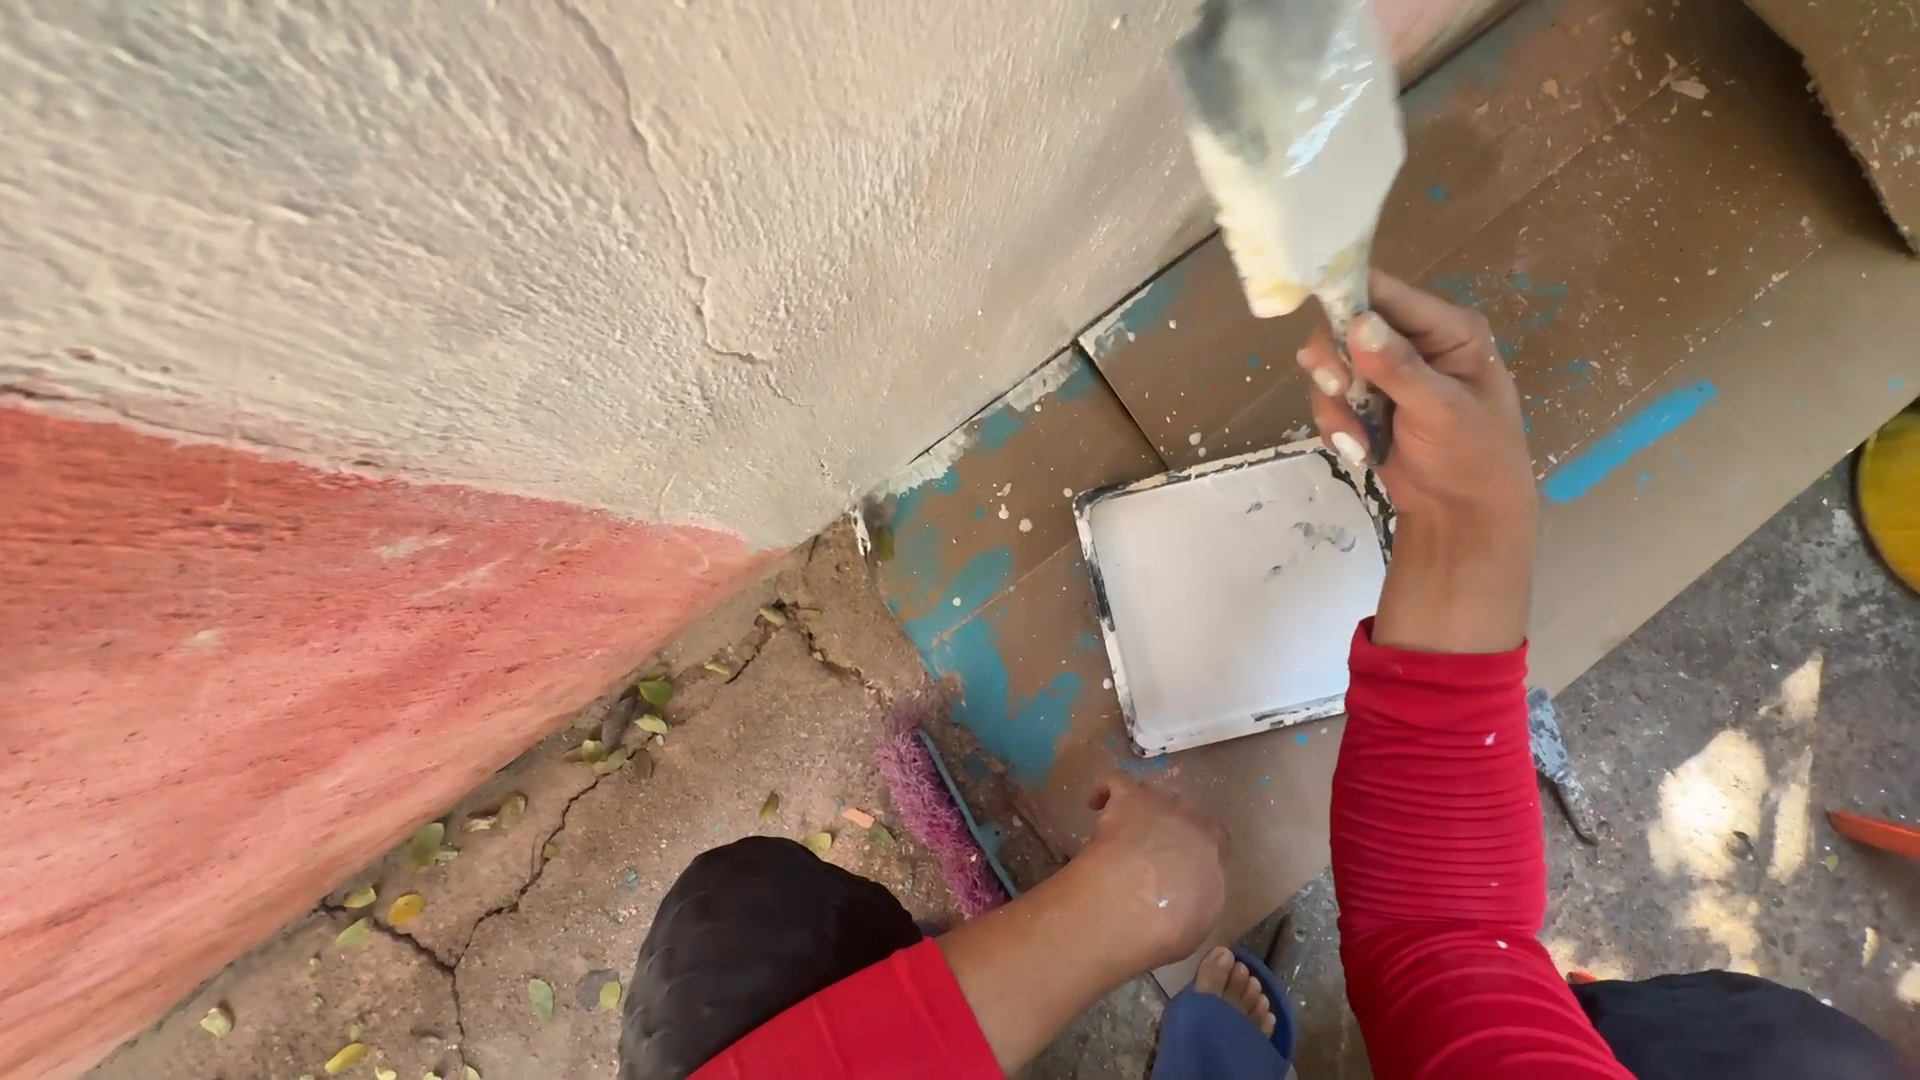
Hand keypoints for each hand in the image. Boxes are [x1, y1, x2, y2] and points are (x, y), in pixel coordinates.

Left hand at [1079, 775, 1227, 969]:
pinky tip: (1096, 803)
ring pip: (1151, 795)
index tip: (1181, 856)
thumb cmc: (1169, 927)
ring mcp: (1159, 805)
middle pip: (1181, 812)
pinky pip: (1118, 781)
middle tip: (1148, 845)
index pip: (1214, 837)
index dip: (1195, 842)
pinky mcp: (1128, 798)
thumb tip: (1184, 891)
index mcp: (1213, 853)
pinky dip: (1106, 790)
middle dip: (1167, 824)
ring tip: (1122, 827)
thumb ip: (1197, 895)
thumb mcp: (1198, 919)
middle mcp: (1190, 822)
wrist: (1137, 905)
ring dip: (1140, 808)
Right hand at [1296, 270, 1534, 529]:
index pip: (1386, 295)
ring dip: (1335, 407)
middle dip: (1335, 366)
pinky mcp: (1364, 403)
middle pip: (1345, 329)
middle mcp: (1412, 342)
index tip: (1321, 328)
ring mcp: (1385, 374)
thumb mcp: (1441, 410)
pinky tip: (1360, 449)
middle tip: (1336, 391)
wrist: (1460, 514)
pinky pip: (1328, 401)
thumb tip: (1358, 323)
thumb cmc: (1472, 457)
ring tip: (1358, 440)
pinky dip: (1335, 426)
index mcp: (1446, 330)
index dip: (1347, 300)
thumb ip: (1399, 368)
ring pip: (1331, 369)